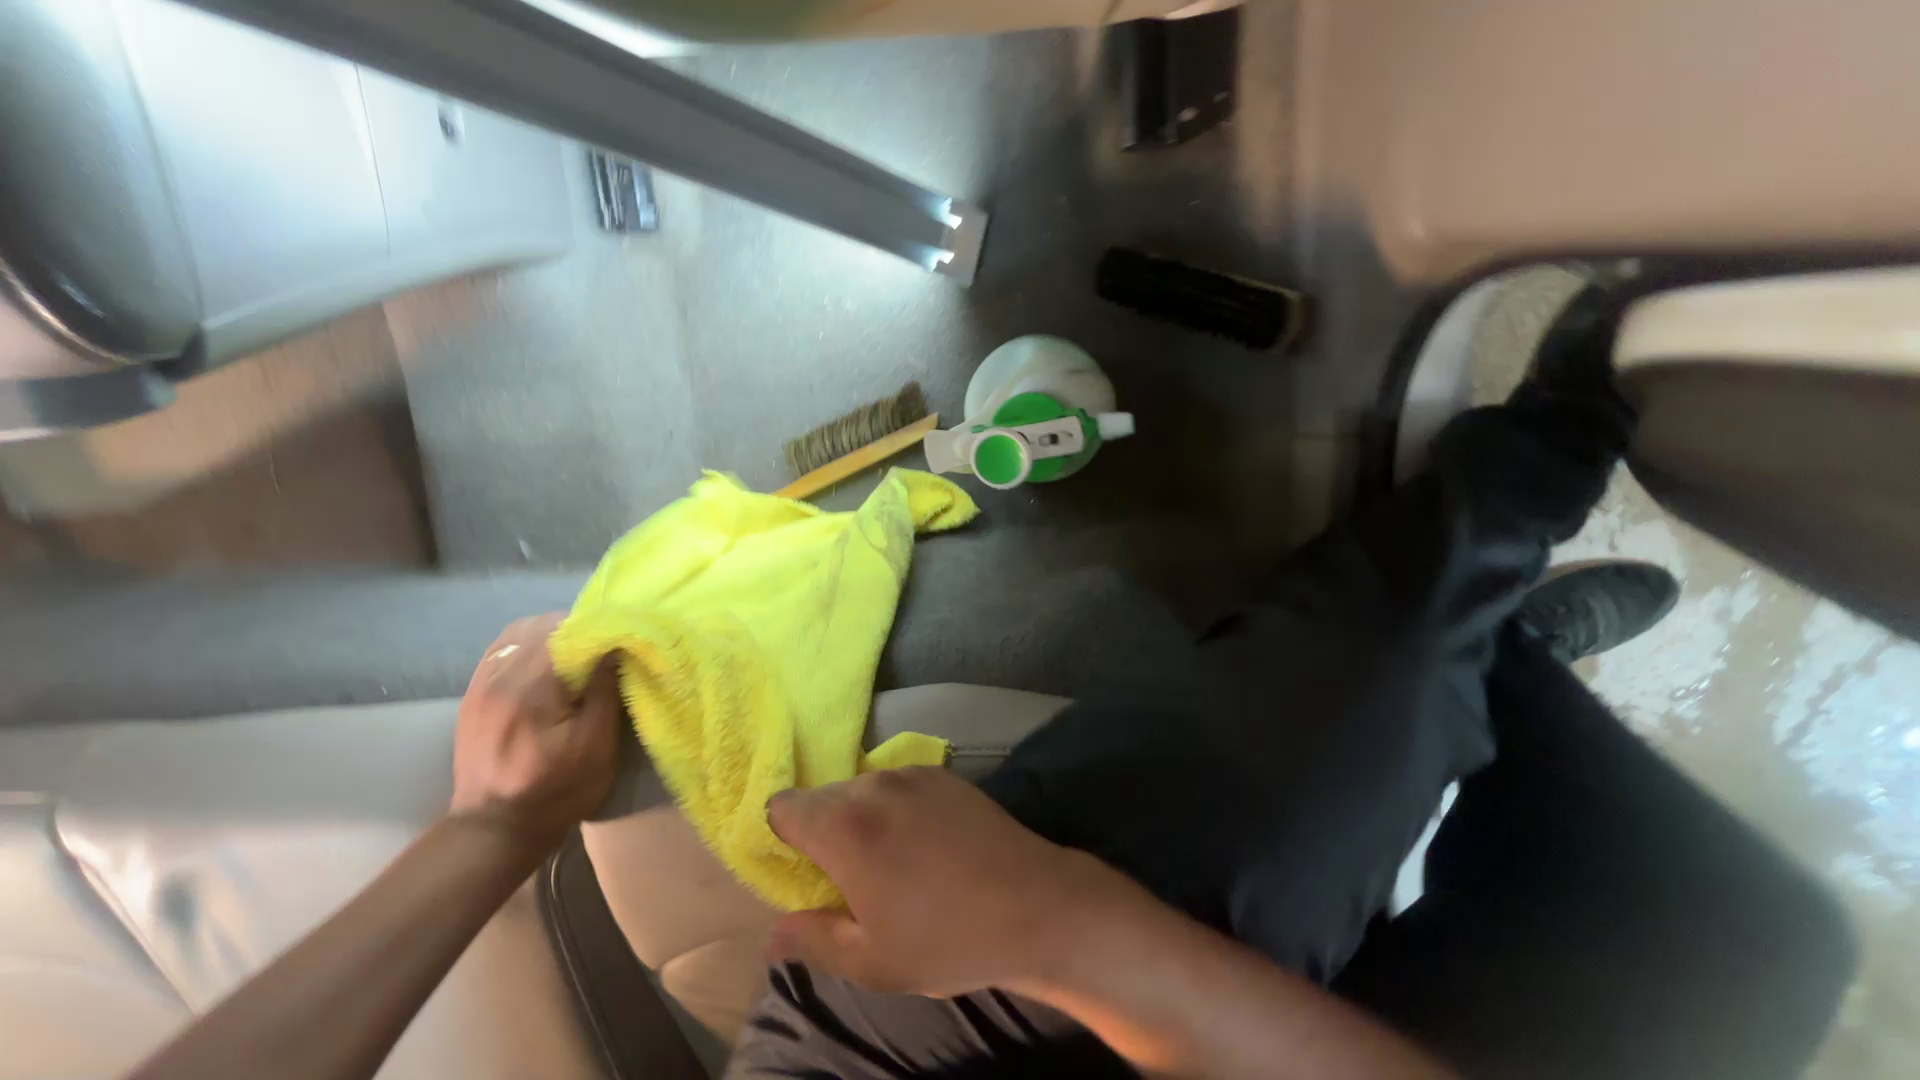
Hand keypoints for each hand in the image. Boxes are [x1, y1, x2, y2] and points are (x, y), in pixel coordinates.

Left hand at [450, 614, 621, 850]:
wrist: (494, 830)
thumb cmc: (556, 792)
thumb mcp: (596, 747)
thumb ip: (605, 690)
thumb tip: (618, 644)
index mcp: (531, 688)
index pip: (567, 630)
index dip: (600, 631)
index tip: (621, 645)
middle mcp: (499, 676)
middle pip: (542, 624)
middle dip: (577, 632)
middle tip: (600, 657)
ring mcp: (480, 682)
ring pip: (519, 631)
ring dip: (551, 637)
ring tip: (574, 662)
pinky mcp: (474, 693)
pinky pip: (502, 648)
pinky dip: (528, 648)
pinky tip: (546, 669)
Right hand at [766, 767, 1147, 997]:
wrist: (1038, 907)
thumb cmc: (948, 939)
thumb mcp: (871, 960)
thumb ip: (812, 940)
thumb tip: (772, 931)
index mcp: (845, 826)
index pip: (782, 807)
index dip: (784, 838)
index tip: (806, 872)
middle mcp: (874, 785)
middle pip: (823, 798)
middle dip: (824, 832)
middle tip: (852, 880)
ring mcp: (914, 774)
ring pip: (863, 789)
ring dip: (864, 818)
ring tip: (895, 864)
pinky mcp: (947, 775)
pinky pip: (900, 785)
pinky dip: (898, 808)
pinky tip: (927, 846)